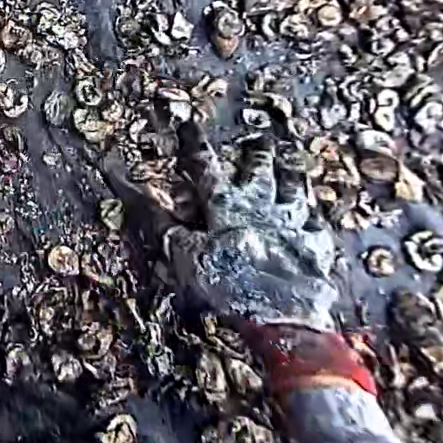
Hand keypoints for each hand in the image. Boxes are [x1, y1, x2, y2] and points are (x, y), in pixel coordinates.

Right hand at [165, 123, 341, 332]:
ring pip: (293, 189)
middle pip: (258, 171)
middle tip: (259, 138)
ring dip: (291, 172)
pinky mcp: (317, 247)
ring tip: (292, 157)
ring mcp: (293, 224)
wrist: (282, 319)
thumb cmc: (224, 282)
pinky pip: (318, 222)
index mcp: (225, 204)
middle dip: (255, 153)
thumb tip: (124, 184)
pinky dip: (314, 212)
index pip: (206, 165)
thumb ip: (157, 217)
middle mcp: (261, 206)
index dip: (195, 142)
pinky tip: (316, 210)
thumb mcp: (181, 251)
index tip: (191, 123)